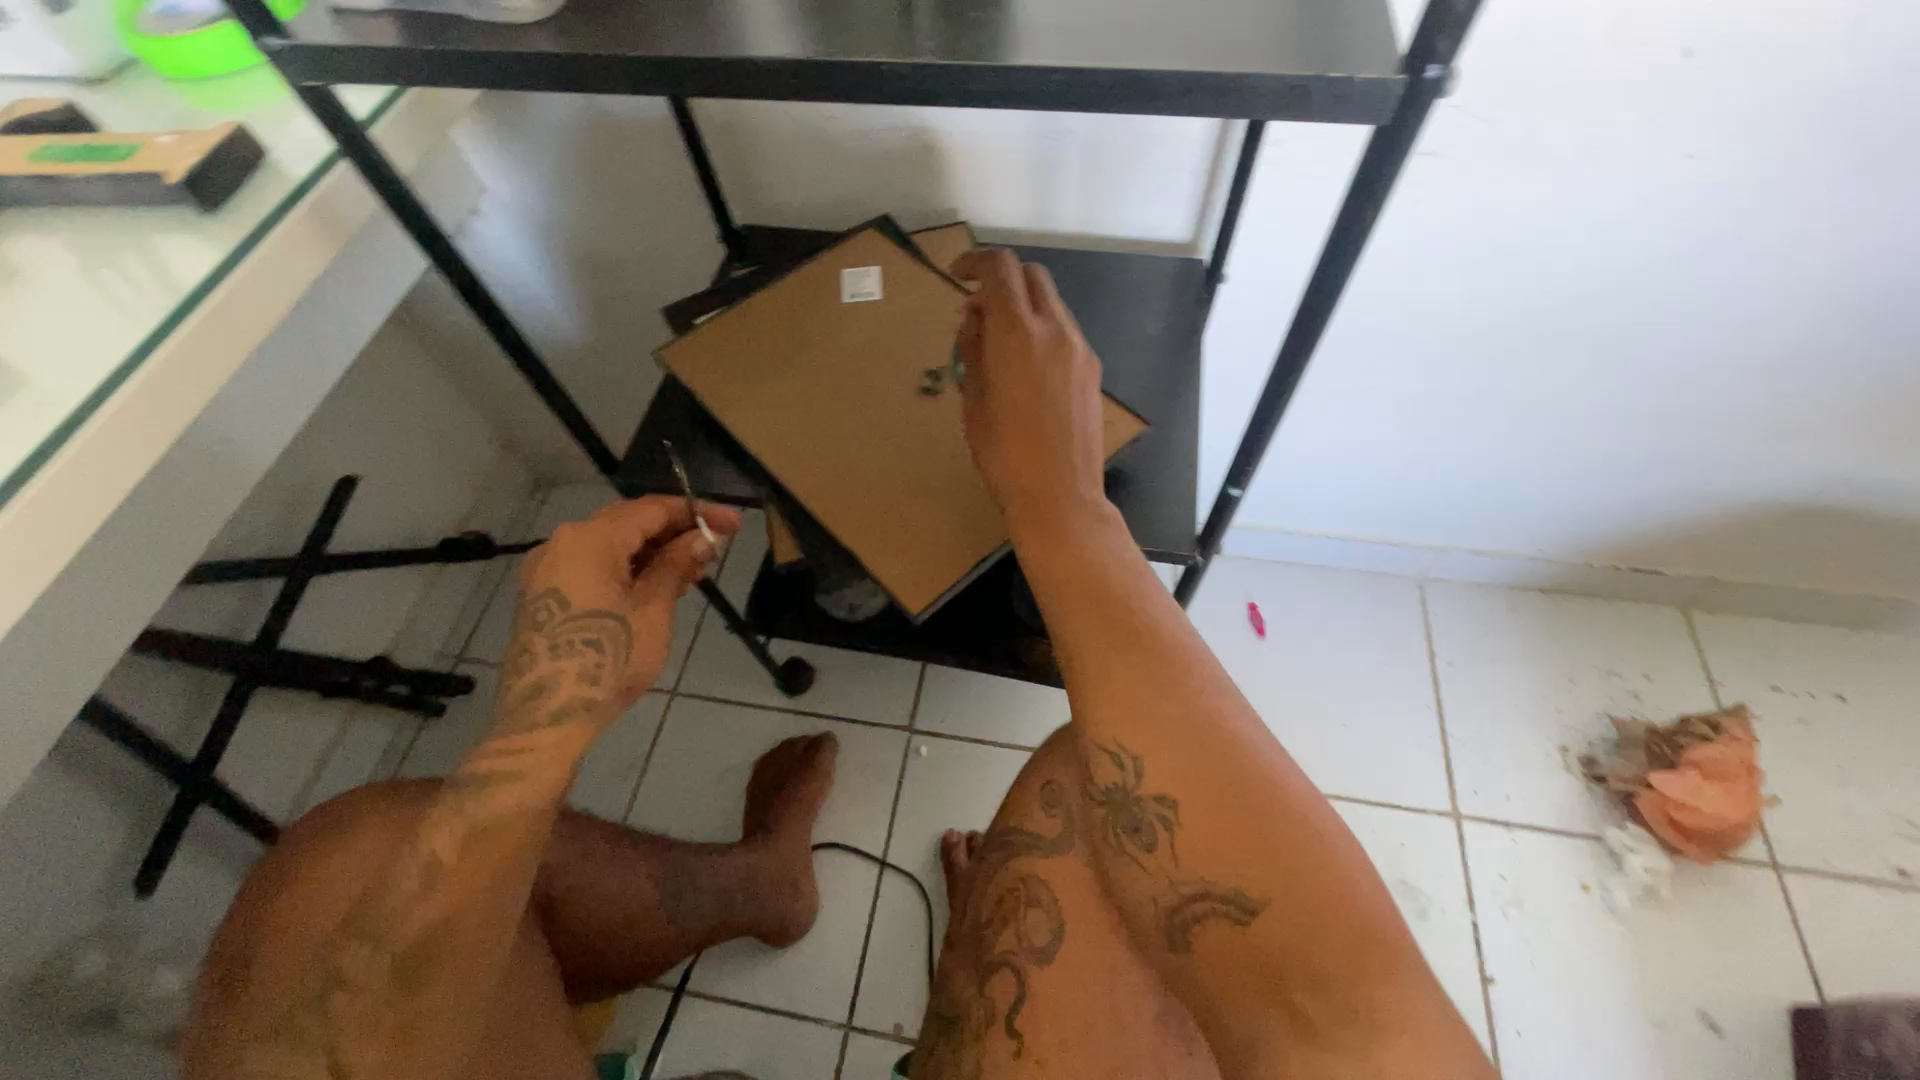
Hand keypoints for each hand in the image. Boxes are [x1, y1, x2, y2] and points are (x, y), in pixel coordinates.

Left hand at [508, 496, 741, 722]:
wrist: (548, 716)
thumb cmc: (609, 660)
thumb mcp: (653, 610)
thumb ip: (676, 565)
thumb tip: (704, 537)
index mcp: (589, 539)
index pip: (651, 509)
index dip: (696, 511)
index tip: (732, 523)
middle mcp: (562, 543)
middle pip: (628, 523)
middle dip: (674, 531)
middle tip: (715, 549)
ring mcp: (547, 569)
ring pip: (610, 545)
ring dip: (653, 552)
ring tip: (693, 571)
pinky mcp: (544, 594)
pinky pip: (593, 565)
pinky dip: (628, 569)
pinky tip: (657, 586)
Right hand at [951, 249, 1111, 531]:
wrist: (1060, 496)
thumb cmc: (1004, 454)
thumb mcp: (973, 400)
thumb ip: (972, 349)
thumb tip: (972, 317)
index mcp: (1018, 332)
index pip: (999, 268)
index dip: (974, 263)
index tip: (957, 278)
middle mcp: (1055, 329)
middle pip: (1031, 276)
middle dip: (1002, 280)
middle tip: (978, 312)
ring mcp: (1079, 349)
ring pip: (1051, 304)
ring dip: (1024, 308)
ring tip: (999, 345)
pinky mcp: (1092, 371)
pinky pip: (1064, 333)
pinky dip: (1042, 332)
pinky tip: (1026, 369)